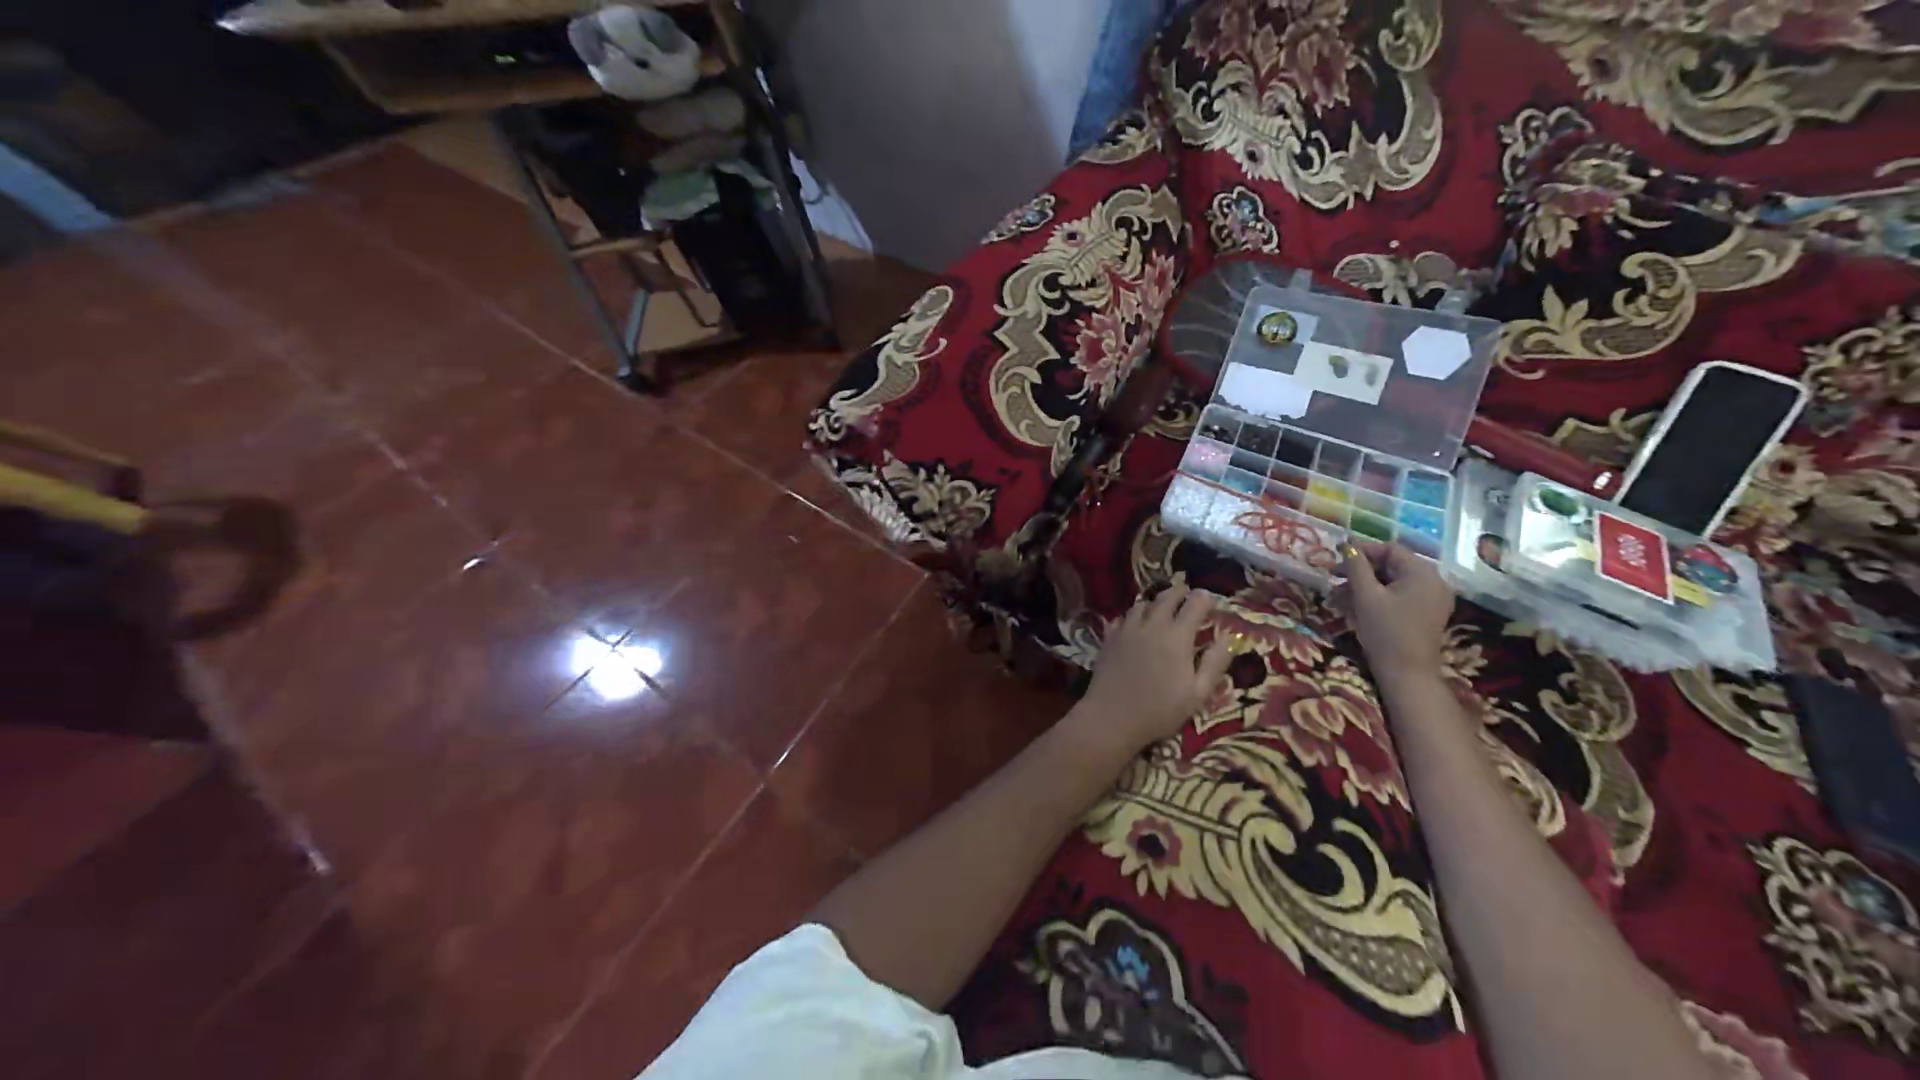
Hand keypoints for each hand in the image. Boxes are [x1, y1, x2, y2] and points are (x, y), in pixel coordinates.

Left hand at [1075, 583, 1232, 750]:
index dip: (1206, 599)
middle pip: (1167, 596)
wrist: (1111, 717)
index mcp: (1177, 636)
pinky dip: (1133, 616)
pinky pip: (1122, 617)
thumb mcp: (1198, 693)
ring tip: (1161, 609)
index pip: (1195, 603)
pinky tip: (1135, 625)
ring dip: (1155, 602)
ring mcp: (1127, 629)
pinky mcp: (1109, 637)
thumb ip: (1215, 662)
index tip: (1211, 602)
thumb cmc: (1160, 710)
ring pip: (1142, 603)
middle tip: (1187, 595)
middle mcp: (1152, 624)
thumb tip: (1231, 637)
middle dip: (1180, 592)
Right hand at [1340, 540, 1454, 677]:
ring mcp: (1432, 599)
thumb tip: (1347, 544)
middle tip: (1333, 581)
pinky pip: (1399, 596)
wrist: (1407, 674)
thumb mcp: (1366, 596)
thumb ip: (1356, 566)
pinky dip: (1378, 598)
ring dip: (1364, 587)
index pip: (1390, 549)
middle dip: (1360, 572)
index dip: (1361, 551)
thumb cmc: (1385, 631)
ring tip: (1338, 600)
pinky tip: (1356, 609)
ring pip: (1392, 583)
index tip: (1336, 559)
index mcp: (1423, 573)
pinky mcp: (1427, 613)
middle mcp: (1434, 581)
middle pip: (1391, 566)